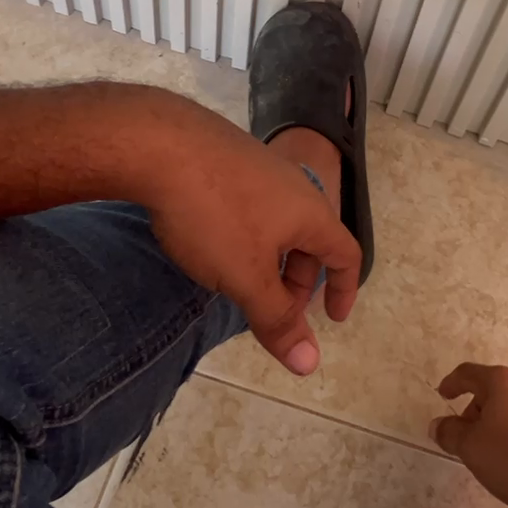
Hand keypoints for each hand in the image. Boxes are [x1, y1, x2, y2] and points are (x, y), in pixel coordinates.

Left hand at [141, 103, 360, 376]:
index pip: (346, 254)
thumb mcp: (246, 276)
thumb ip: (277, 320)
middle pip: (311, 239)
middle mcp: (294, 184)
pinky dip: (247, 233)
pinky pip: (252, 203)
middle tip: (269, 311)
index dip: (344, 289)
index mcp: (310, 212)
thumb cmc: (213, 213)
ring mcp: (261, 165)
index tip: (332, 319)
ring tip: (236, 279)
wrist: (161, 143)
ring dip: (269, 258)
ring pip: (279, 221)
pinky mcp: (229, 156)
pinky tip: (211, 239)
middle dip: (296, 282)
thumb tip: (311, 364)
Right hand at [431, 364, 507, 507]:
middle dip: (476, 409)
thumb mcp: (472, 448)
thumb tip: (437, 425)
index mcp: (501, 381)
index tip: (442, 394)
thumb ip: (450, 434)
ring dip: (498, 421)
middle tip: (466, 435)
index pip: (468, 373)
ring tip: (492, 450)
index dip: (452, 383)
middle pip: (493, 389)